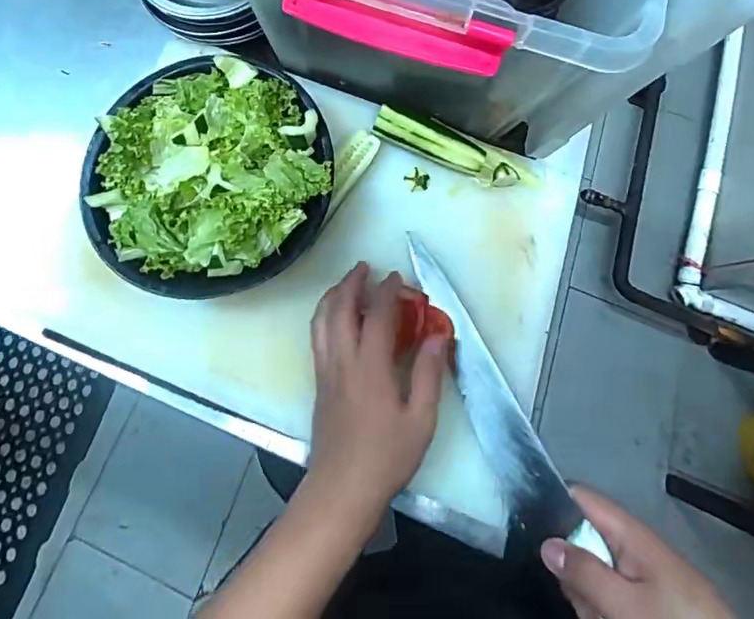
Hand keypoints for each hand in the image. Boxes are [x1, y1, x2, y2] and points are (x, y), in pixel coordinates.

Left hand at [304, 263, 447, 522]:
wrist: (342, 487)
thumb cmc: (386, 456)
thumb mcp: (421, 419)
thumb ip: (429, 373)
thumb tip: (437, 335)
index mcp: (370, 366)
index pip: (378, 314)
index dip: (389, 291)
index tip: (399, 278)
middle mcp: (343, 359)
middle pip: (341, 307)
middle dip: (353, 282)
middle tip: (366, 267)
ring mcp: (326, 369)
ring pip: (322, 318)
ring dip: (334, 294)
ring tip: (347, 283)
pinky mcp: (318, 380)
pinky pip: (316, 335)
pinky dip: (324, 314)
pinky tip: (334, 317)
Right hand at [542, 486, 735, 618]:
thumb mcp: (626, 606)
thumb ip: (585, 573)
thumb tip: (547, 543)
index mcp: (631, 533)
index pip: (581, 497)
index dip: (554, 506)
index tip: (534, 531)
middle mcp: (639, 546)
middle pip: (584, 538)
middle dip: (574, 569)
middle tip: (583, 601)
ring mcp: (650, 575)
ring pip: (599, 572)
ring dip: (592, 598)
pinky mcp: (658, 600)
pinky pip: (618, 593)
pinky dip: (610, 611)